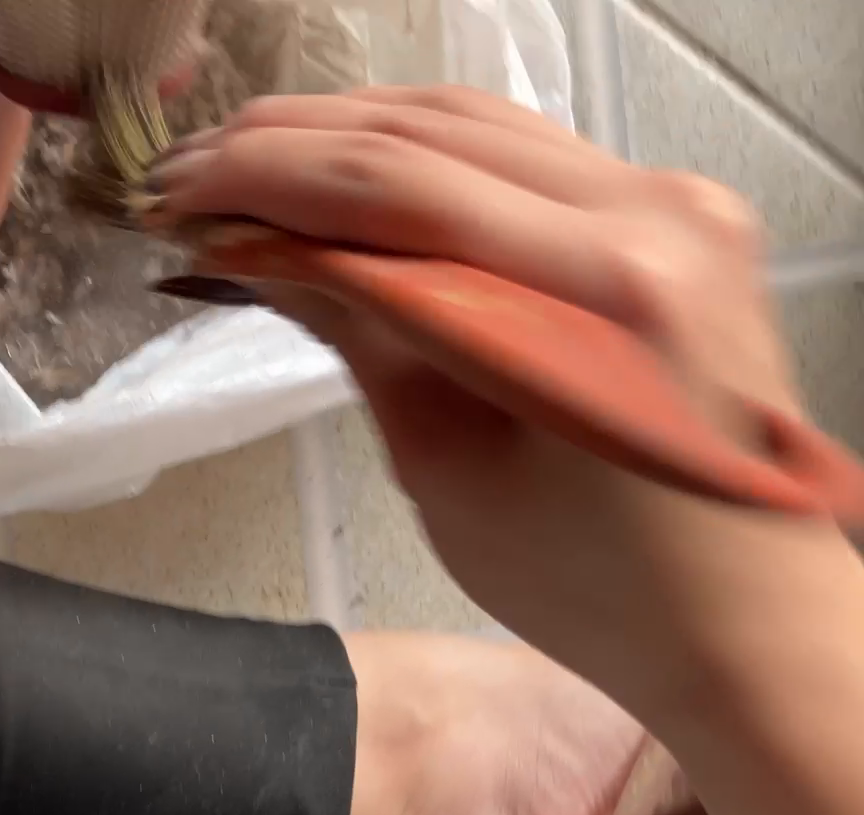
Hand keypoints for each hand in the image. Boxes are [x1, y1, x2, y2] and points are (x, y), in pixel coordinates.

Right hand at [146, 86, 859, 729]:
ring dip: (324, 130)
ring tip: (225, 155)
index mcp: (588, 297)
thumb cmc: (575, 573)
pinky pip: (498, 147)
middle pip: (414, 139)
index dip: (256, 195)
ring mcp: (661, 200)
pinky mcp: (653, 211)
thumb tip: (257, 258)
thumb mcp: (435, 460)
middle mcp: (643, 215)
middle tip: (174, 174)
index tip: (169, 210)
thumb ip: (358, 333)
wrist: (732, 607)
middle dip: (272, 149)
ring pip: (455, 120)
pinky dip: (391, 145)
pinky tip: (321, 158)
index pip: (381, 203)